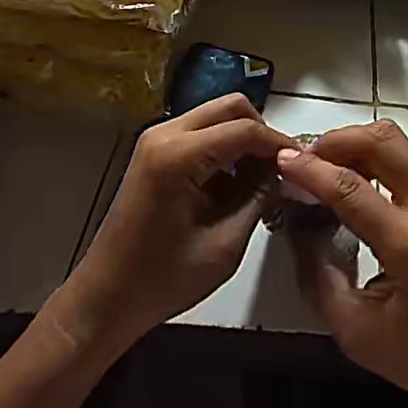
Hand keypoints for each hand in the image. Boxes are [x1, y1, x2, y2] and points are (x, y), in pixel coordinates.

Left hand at [59, 95, 296, 346]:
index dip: (279, 145)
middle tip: (279, 168)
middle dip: (261, 133)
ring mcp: (156, 139)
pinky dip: (223, 147)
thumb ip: (258, 199)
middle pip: (231, 107)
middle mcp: (165, 134)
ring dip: (242, 139)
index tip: (303, 163)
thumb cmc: (161, 280)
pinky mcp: (154, 150)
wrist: (104, 300)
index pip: (245, 130)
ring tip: (260, 179)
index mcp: (179, 156)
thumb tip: (281, 172)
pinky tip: (233, 184)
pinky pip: (200, 132)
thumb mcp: (224, 245)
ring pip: (216, 116)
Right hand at [276, 122, 407, 407]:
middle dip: (336, 140)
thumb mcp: (356, 331)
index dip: (311, 170)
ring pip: (395, 141)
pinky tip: (347, 176)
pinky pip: (403, 158)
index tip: (282, 159)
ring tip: (321, 166)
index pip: (352, 189)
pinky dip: (370, 155)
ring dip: (354, 143)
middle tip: (303, 158)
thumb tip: (297, 225)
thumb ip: (318, 276)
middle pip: (381, 141)